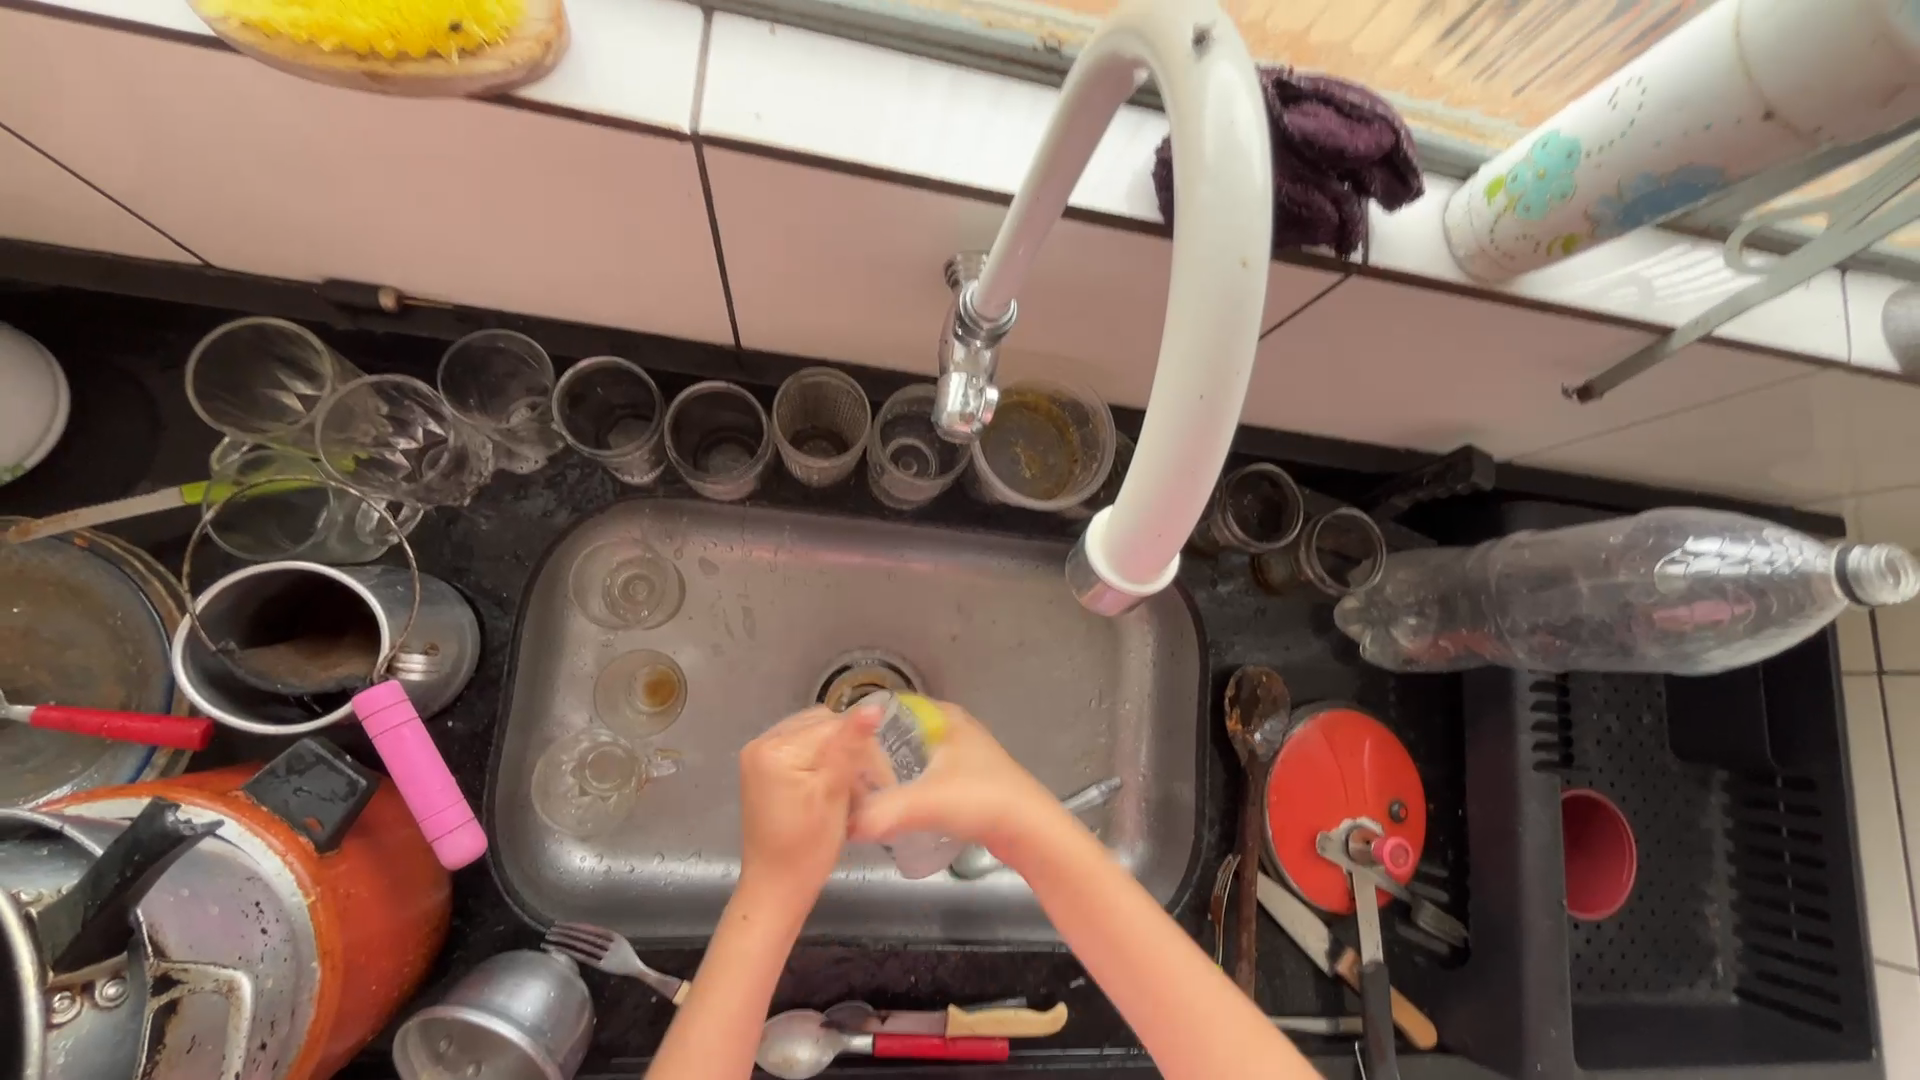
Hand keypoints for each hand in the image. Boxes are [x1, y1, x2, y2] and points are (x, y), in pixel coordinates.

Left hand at [738, 705, 878, 894]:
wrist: (777, 889)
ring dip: (839, 758)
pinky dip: (823, 765)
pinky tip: (833, 789)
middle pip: (824, 726)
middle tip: (867, 787)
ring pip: (817, 737)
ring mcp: (760, 756)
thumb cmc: (807, 849)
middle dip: (850, 752)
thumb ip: (850, 745)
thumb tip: (873, 706)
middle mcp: (762, 743)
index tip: (879, 780)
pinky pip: (804, 750)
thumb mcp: (834, 793)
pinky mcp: (765, 770)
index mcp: (775, 748)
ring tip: (851, 792)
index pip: (834, 725)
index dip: (862, 748)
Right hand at [848, 700, 1057, 856]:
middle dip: (872, 751)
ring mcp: (962, 754)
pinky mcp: (967, 780)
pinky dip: (908, 786)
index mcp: (943, 717)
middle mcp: (952, 729)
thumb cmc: (984, 800)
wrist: (1028, 830)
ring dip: (890, 770)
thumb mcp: (925, 802)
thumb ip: (881, 813)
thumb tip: (845, 824)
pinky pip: (926, 775)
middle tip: (845, 771)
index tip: (839, 742)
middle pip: (900, 733)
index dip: (864, 723)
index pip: (892, 706)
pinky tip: (894, 804)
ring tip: (862, 789)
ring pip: (913, 755)